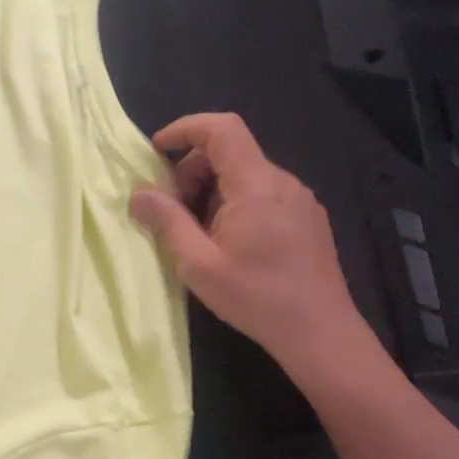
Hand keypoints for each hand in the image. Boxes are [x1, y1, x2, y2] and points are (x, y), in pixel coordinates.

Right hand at [130, 113, 366, 367]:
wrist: (319, 330)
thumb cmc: (255, 297)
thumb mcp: (198, 264)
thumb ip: (167, 222)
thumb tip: (138, 194)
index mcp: (255, 185)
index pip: (221, 129)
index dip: (185, 128)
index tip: (157, 150)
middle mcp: (282, 181)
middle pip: (231, 152)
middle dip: (192, 170)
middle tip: (172, 210)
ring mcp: (300, 199)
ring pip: (247, 174)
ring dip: (213, 191)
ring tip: (199, 233)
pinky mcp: (308, 217)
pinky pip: (265, 194)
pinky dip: (237, 203)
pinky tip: (230, 243)